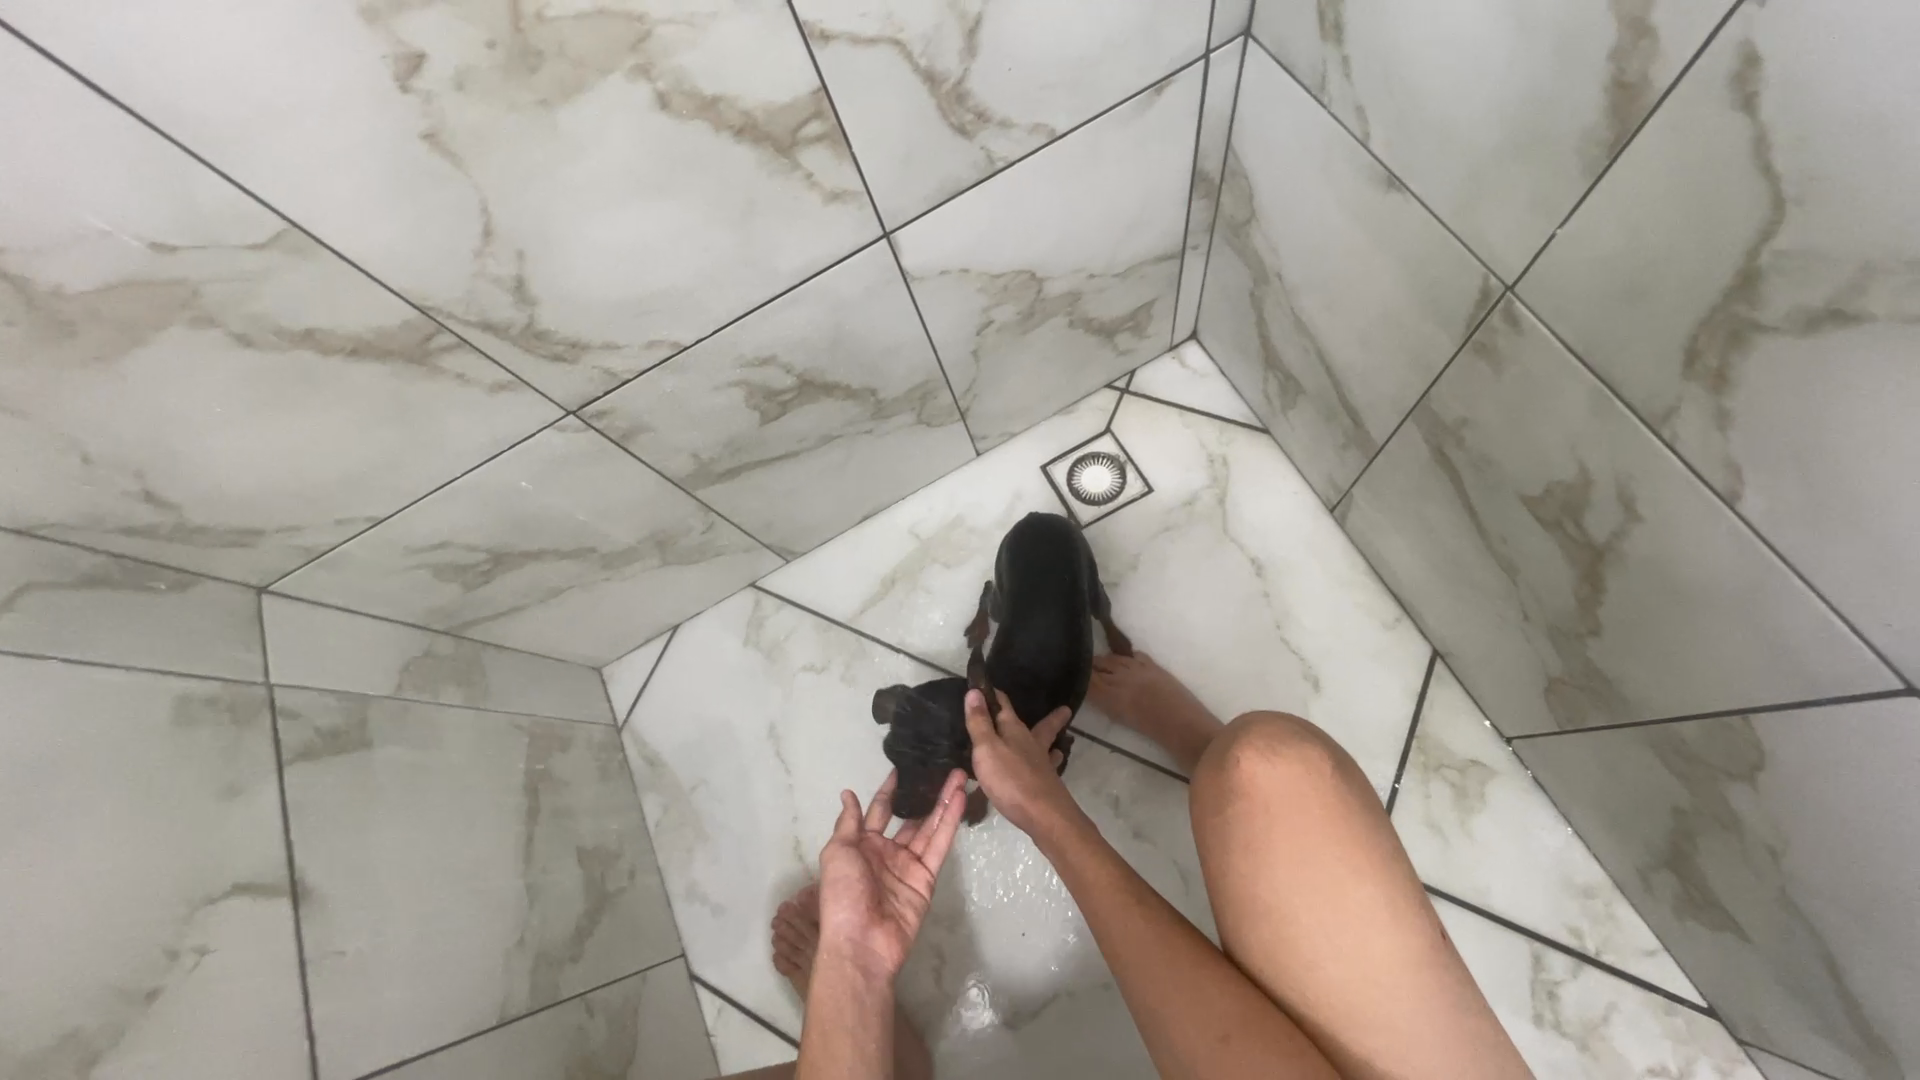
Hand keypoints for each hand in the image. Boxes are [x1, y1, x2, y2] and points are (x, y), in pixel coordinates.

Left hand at [815, 768, 967, 980]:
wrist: (861, 942)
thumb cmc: (842, 894)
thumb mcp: (837, 853)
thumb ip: (849, 822)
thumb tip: (848, 793)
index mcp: (862, 845)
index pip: (879, 811)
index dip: (889, 791)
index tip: (902, 769)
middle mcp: (887, 852)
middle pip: (909, 817)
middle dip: (924, 794)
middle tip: (941, 769)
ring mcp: (908, 865)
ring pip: (929, 826)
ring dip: (944, 802)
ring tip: (958, 776)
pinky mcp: (927, 878)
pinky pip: (938, 846)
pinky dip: (949, 823)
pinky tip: (959, 800)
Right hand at [965, 689, 1084, 836]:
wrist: (1044, 815)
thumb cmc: (1010, 779)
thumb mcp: (987, 749)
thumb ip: (980, 723)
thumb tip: (975, 691)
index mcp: (1014, 730)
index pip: (1004, 705)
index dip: (994, 695)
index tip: (989, 686)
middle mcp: (1032, 743)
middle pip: (1042, 726)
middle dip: (1051, 718)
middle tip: (1066, 710)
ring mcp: (1042, 765)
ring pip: (1049, 748)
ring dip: (1052, 743)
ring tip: (1058, 744)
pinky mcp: (1046, 784)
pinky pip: (1046, 769)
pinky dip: (1047, 766)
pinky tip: (1047, 771)